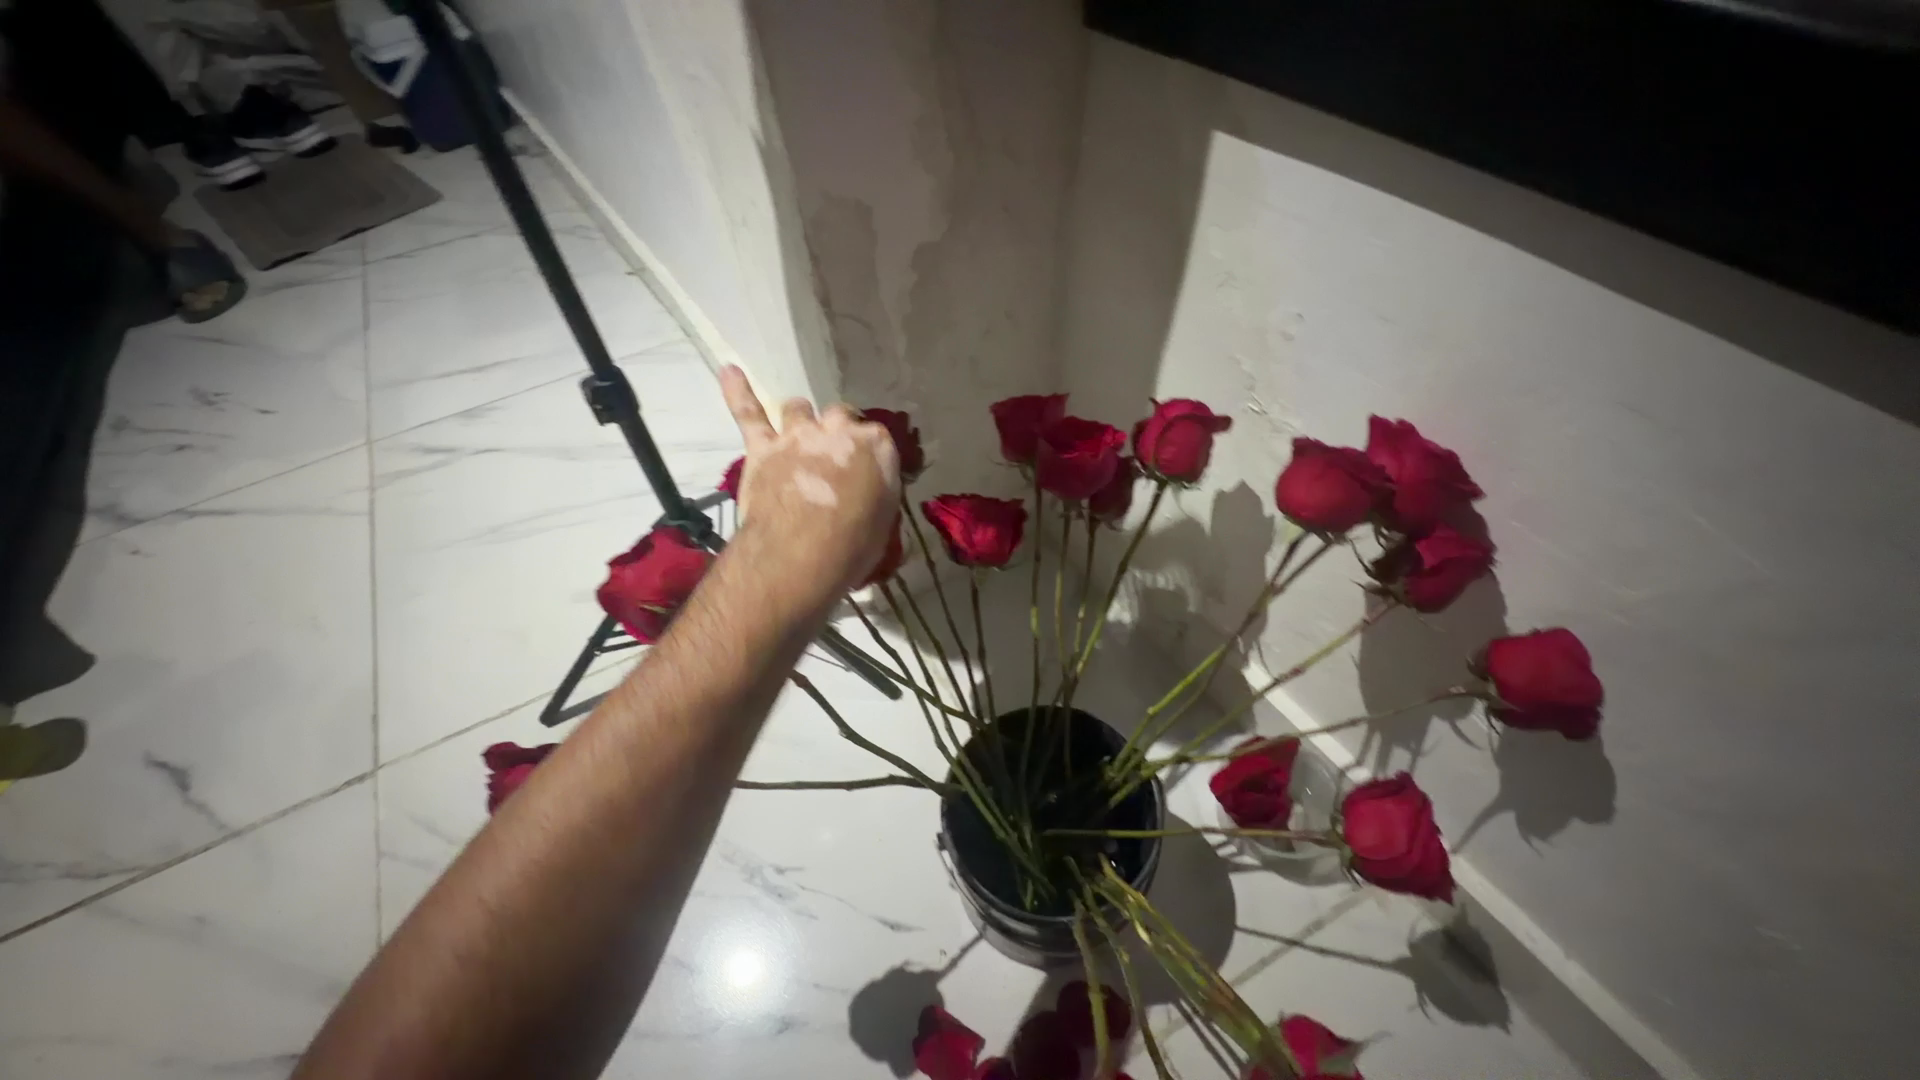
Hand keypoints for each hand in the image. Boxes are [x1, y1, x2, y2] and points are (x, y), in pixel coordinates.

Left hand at [720, 366, 899, 607]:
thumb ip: (878, 498)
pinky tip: (728, 371)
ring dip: (799, 419)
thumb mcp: (884, 523)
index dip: (868, 453)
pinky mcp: (763, 448)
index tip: (865, 470)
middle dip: (836, 431)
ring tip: (797, 435)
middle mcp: (839, 430)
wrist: (802, 553)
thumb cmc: (854, 546)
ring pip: (798, 409)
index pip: (877, 436)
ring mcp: (798, 435)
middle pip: (839, 415)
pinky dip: (737, 391)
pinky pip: (748, 411)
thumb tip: (874, 498)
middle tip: (832, 456)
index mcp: (877, 447)